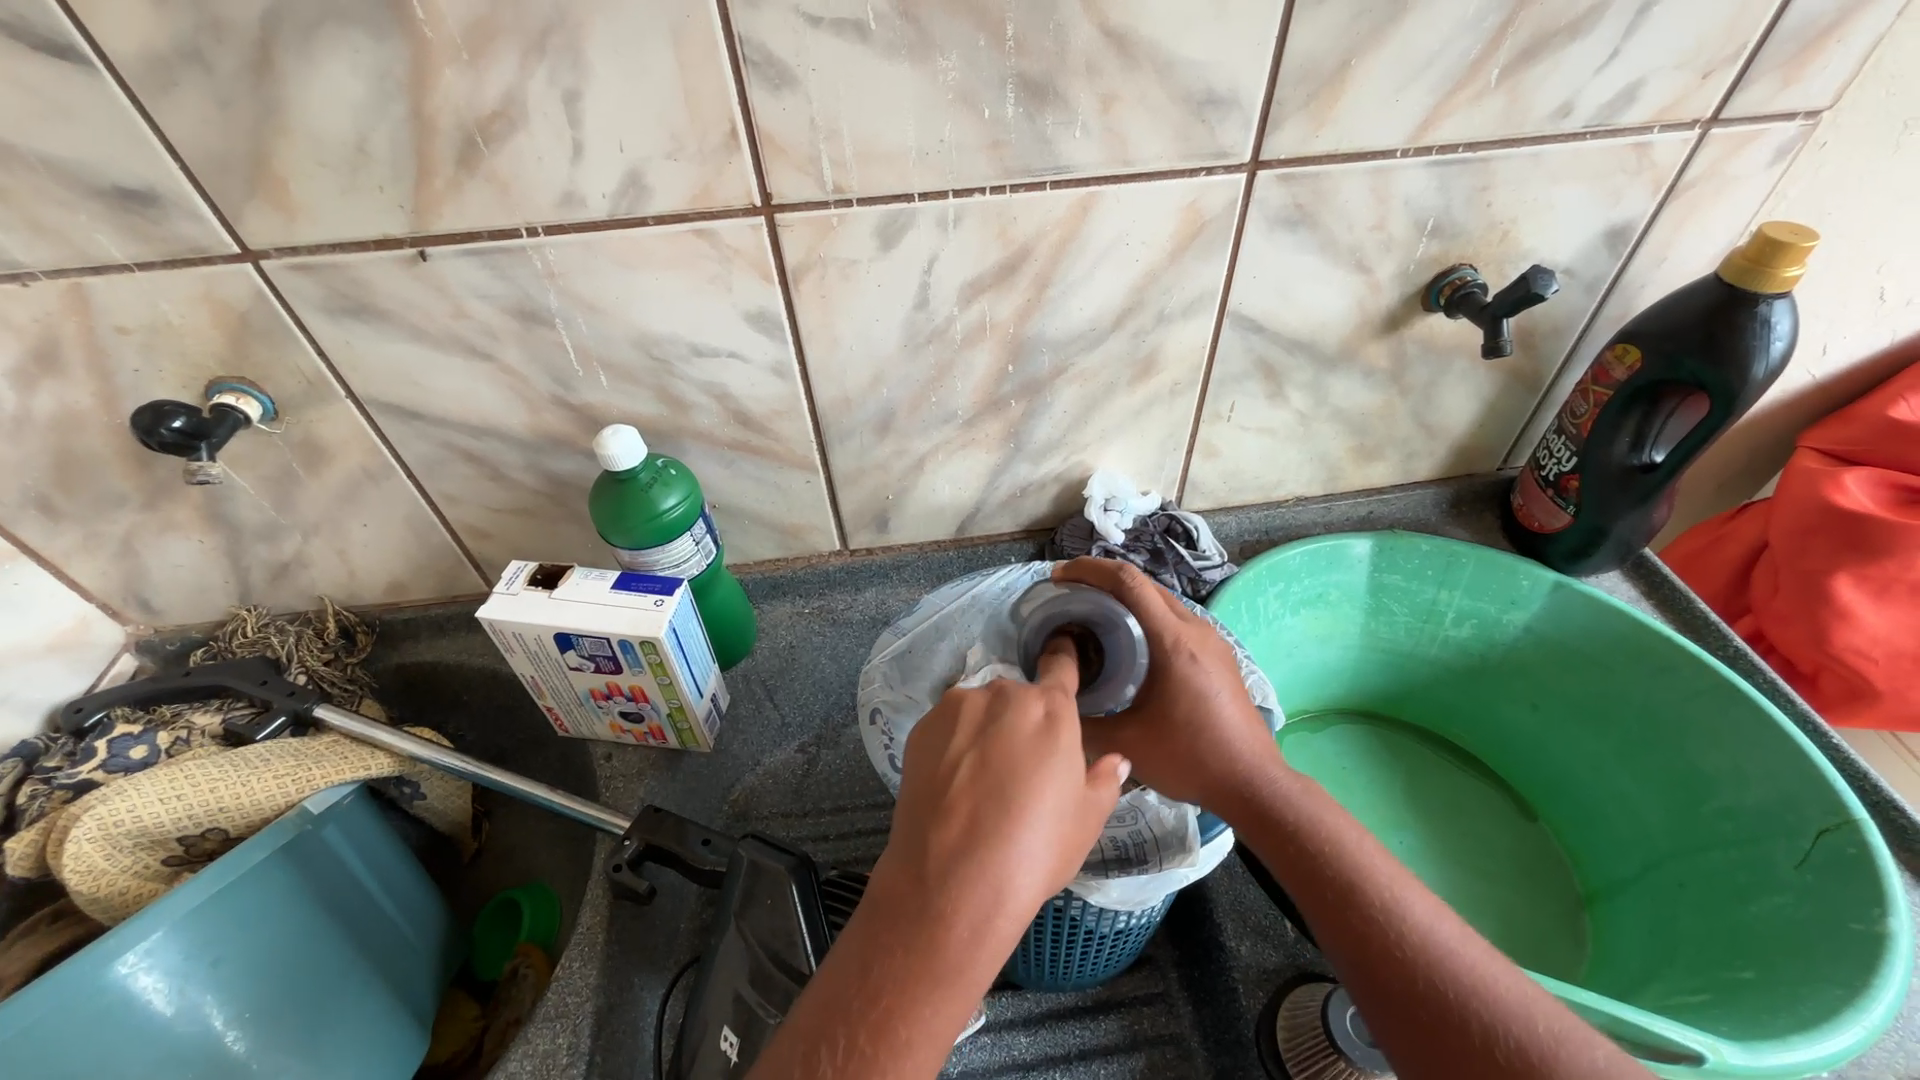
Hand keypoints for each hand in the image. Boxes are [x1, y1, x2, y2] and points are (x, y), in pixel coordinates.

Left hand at [873, 638, 1130, 927]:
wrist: (953, 880)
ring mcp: (956, 708)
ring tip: (980, 780)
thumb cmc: (1035, 849)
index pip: (1060, 666)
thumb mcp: (1086, 821)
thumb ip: (1102, 780)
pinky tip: (952, 784)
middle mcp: (1002, 695)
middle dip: (1021, 721)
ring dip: (984, 730)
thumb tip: (1115, 759)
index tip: (1061, 655)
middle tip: (1020, 768)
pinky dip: (952, 745)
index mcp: (1050, 709)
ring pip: (978, 710)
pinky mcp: (920, 728)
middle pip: (1017, 697)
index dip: (1063, 661)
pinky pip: (946, 727)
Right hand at [1053, 558, 1286, 809]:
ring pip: (1163, 601)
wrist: (1251, 783)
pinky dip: (1146, 617)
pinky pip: (1176, 620)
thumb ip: (1083, 722)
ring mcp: (1212, 641)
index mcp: (1173, 641)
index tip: (1058, 576)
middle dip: (1103, 580)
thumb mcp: (1126, 743)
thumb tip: (1054, 702)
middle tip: (1068, 594)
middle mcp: (1196, 630)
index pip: (1128, 582)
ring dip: (1127, 598)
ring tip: (1093, 615)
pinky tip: (1129, 643)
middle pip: (1145, 584)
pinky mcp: (1219, 656)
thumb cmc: (1190, 758)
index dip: (1089, 570)